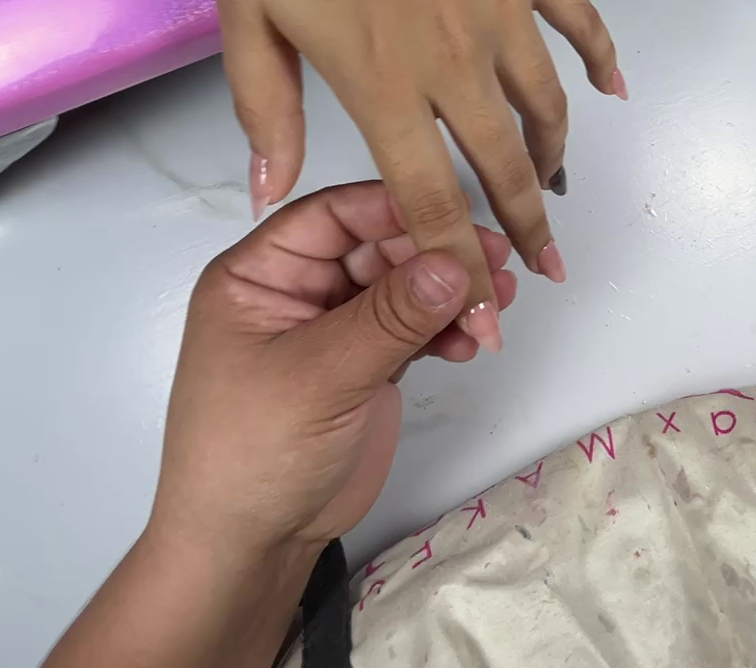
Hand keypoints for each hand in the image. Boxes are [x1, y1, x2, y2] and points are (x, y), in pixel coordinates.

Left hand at [149, 181, 517, 560]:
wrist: (255, 548)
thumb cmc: (255, 455)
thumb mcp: (319, 378)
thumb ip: (390, 318)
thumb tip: (456, 264)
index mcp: (263, 273)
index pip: (336, 215)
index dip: (396, 208)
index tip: (459, 215)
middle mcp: (303, 287)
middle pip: (383, 246)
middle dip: (440, 258)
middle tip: (496, 266)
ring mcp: (341, 323)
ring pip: (409, 284)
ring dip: (456, 294)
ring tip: (500, 306)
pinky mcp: (372, 357)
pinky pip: (420, 324)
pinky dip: (451, 329)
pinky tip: (474, 343)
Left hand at [211, 0, 620, 339]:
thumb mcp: (246, 6)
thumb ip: (264, 108)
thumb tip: (267, 192)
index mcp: (382, 80)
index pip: (430, 200)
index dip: (456, 263)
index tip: (484, 300)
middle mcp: (457, 60)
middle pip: (505, 167)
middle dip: (526, 230)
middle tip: (546, 266)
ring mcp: (509, 8)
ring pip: (549, 106)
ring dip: (557, 156)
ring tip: (557, 187)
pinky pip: (583, 24)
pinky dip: (603, 61)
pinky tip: (612, 89)